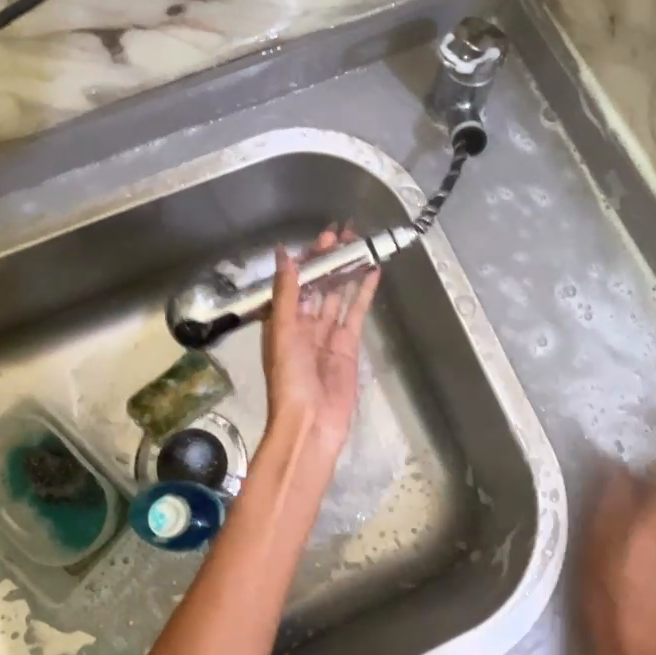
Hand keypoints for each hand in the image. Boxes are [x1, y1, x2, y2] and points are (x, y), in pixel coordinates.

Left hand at [263, 227, 380, 457]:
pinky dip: (363, 292)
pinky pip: (356, 313)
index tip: (323, 237)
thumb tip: (285, 254)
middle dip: (329, 259)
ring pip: (338, 294)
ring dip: (347, 271)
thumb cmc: (290, 378)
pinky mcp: (348, 345)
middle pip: (318, 285)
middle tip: (344, 232)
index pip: (296, 281)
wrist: (311, 422)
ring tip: (359, 243)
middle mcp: (304, 324)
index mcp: (283, 321)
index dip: (308, 259)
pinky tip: (372, 272)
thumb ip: (286, 293)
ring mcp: (327, 334)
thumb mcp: (283, 332)